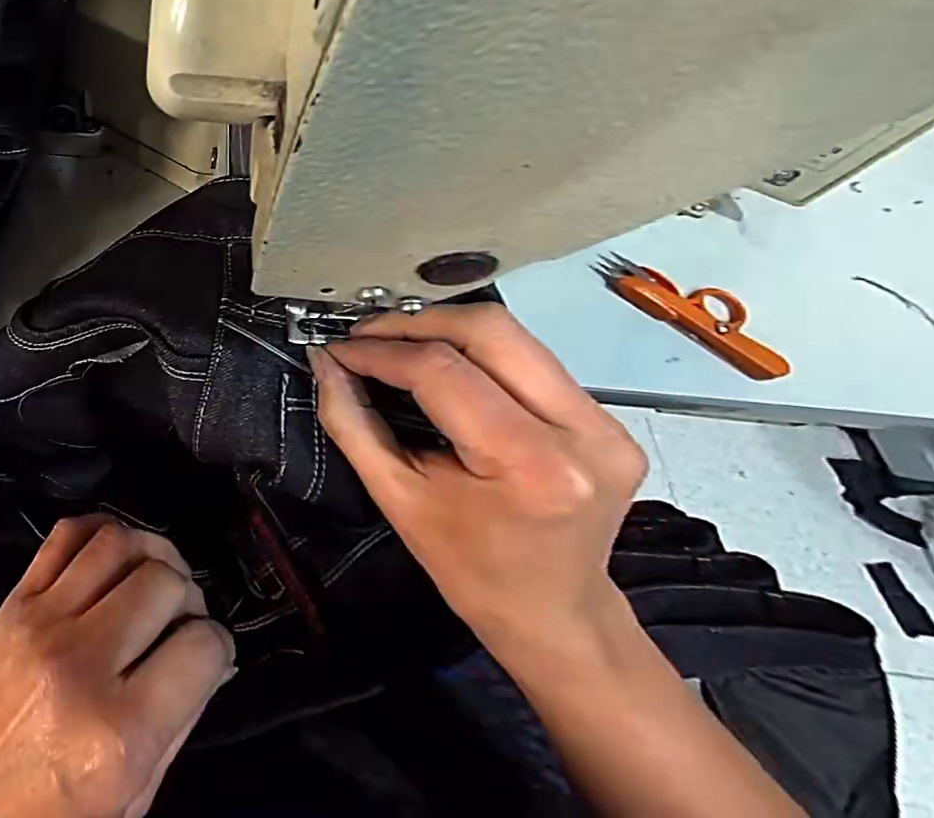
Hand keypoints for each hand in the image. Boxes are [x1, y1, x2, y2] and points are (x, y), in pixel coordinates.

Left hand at [0, 515, 234, 817]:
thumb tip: (211, 660)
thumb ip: (179, 723)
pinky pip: (68, 535)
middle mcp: (81, 664)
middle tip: (184, 619)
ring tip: (157, 579)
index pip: (202, 646)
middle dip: (191, 597)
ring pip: (121, 544)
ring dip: (154, 553)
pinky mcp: (14, 602)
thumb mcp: (128, 800)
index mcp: (117, 733)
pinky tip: (116, 555)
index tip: (210, 654)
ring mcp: (42, 623)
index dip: (219, 646)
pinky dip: (103, 531)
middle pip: (166, 582)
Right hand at [308, 303, 646, 655]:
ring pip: (513, 334)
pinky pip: (530, 358)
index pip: (443, 372)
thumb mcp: (397, 498)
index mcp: (530, 466)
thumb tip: (327, 364)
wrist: (552, 611)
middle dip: (416, 323)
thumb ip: (352, 423)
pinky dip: (477, 353)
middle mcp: (582, 434)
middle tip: (369, 336)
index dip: (381, 352)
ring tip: (398, 346)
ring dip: (446, 330)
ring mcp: (604, 423)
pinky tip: (445, 367)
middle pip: (489, 330)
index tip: (342, 350)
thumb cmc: (472, 569)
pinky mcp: (607, 419)